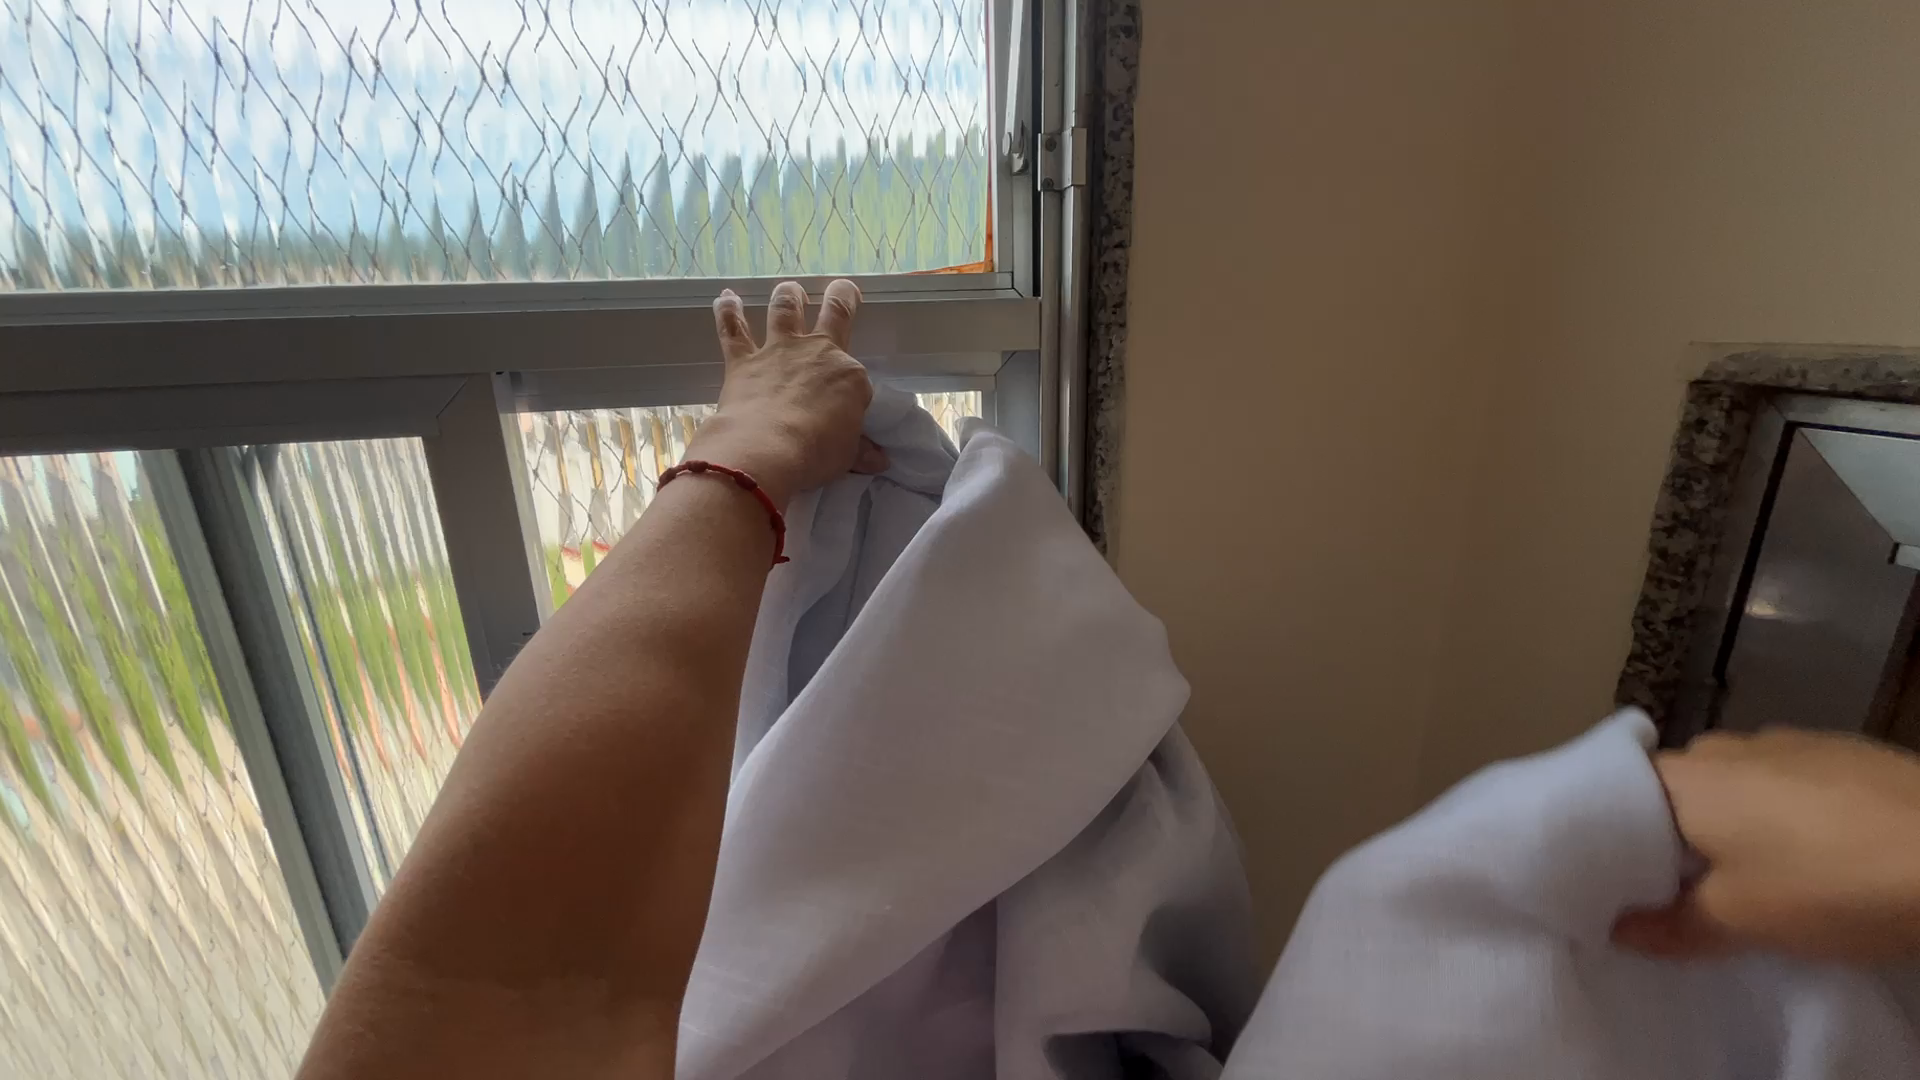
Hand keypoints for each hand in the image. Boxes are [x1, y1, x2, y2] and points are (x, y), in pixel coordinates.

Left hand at [688, 279, 888, 506]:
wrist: (767, 448)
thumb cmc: (816, 453)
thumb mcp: (847, 455)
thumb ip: (861, 451)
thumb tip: (880, 461)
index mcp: (850, 377)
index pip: (856, 378)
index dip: (854, 390)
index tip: (851, 407)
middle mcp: (818, 353)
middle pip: (835, 314)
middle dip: (841, 298)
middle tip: (842, 289)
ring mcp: (779, 351)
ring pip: (785, 309)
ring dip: (789, 296)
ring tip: (791, 289)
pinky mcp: (744, 360)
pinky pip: (734, 329)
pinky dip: (728, 311)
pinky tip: (726, 297)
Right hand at [1612, 729, 1919, 963]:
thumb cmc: (1836, 882)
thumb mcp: (1747, 921)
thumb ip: (1672, 925)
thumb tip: (1615, 931)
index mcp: (1673, 777)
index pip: (1612, 796)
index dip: (1615, 835)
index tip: (1624, 873)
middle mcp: (1712, 747)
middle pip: (1676, 789)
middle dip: (1683, 830)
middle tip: (1702, 882)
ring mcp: (1781, 740)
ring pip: (1738, 782)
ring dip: (1744, 816)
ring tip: (1777, 865)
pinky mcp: (1844, 747)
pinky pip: (1795, 778)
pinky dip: (1799, 806)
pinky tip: (1836, 843)